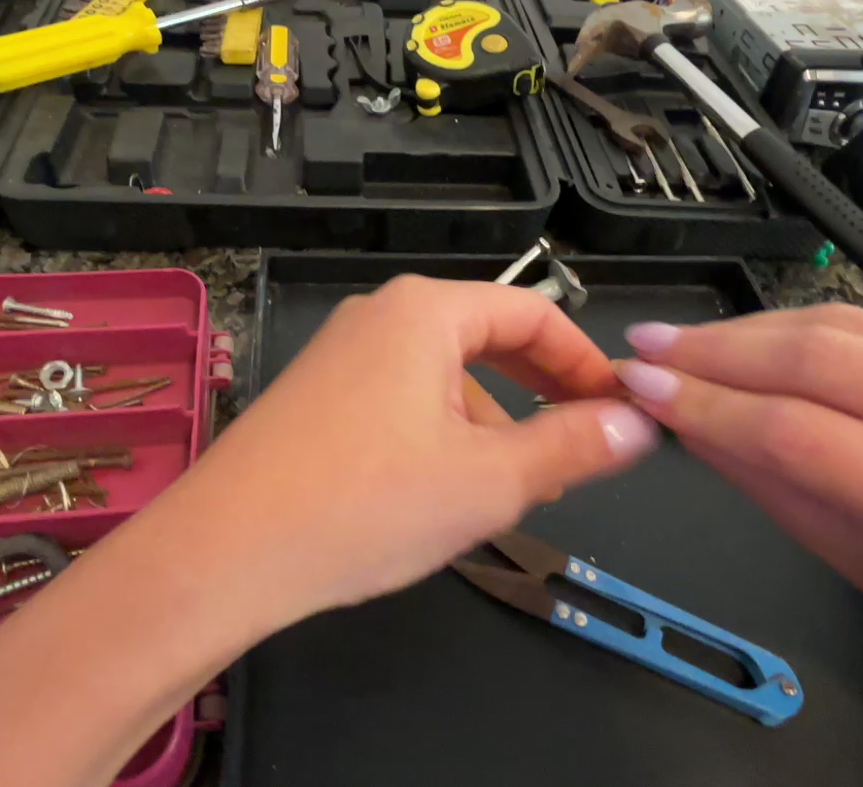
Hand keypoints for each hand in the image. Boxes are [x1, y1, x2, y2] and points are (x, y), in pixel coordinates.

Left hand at [153, 275, 657, 626]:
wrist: (226, 552)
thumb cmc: (366, 505)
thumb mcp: (488, 481)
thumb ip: (572, 446)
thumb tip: (636, 422)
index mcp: (425, 311)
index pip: (532, 314)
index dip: (585, 361)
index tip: (620, 411)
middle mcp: (380, 314)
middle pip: (486, 337)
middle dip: (540, 389)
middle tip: (581, 442)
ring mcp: (341, 351)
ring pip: (444, 372)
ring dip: (491, 416)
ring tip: (513, 482)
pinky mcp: (317, 392)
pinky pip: (402, 394)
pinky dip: (441, 428)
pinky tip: (442, 486)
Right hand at [612, 304, 862, 696]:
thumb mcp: (850, 556)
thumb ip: (762, 474)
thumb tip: (675, 410)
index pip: (804, 434)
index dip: (707, 401)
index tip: (638, 383)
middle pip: (824, 361)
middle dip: (718, 349)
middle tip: (649, 345)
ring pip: (845, 326)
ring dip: (748, 330)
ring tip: (686, 340)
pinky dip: (799, 328)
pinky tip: (751, 340)